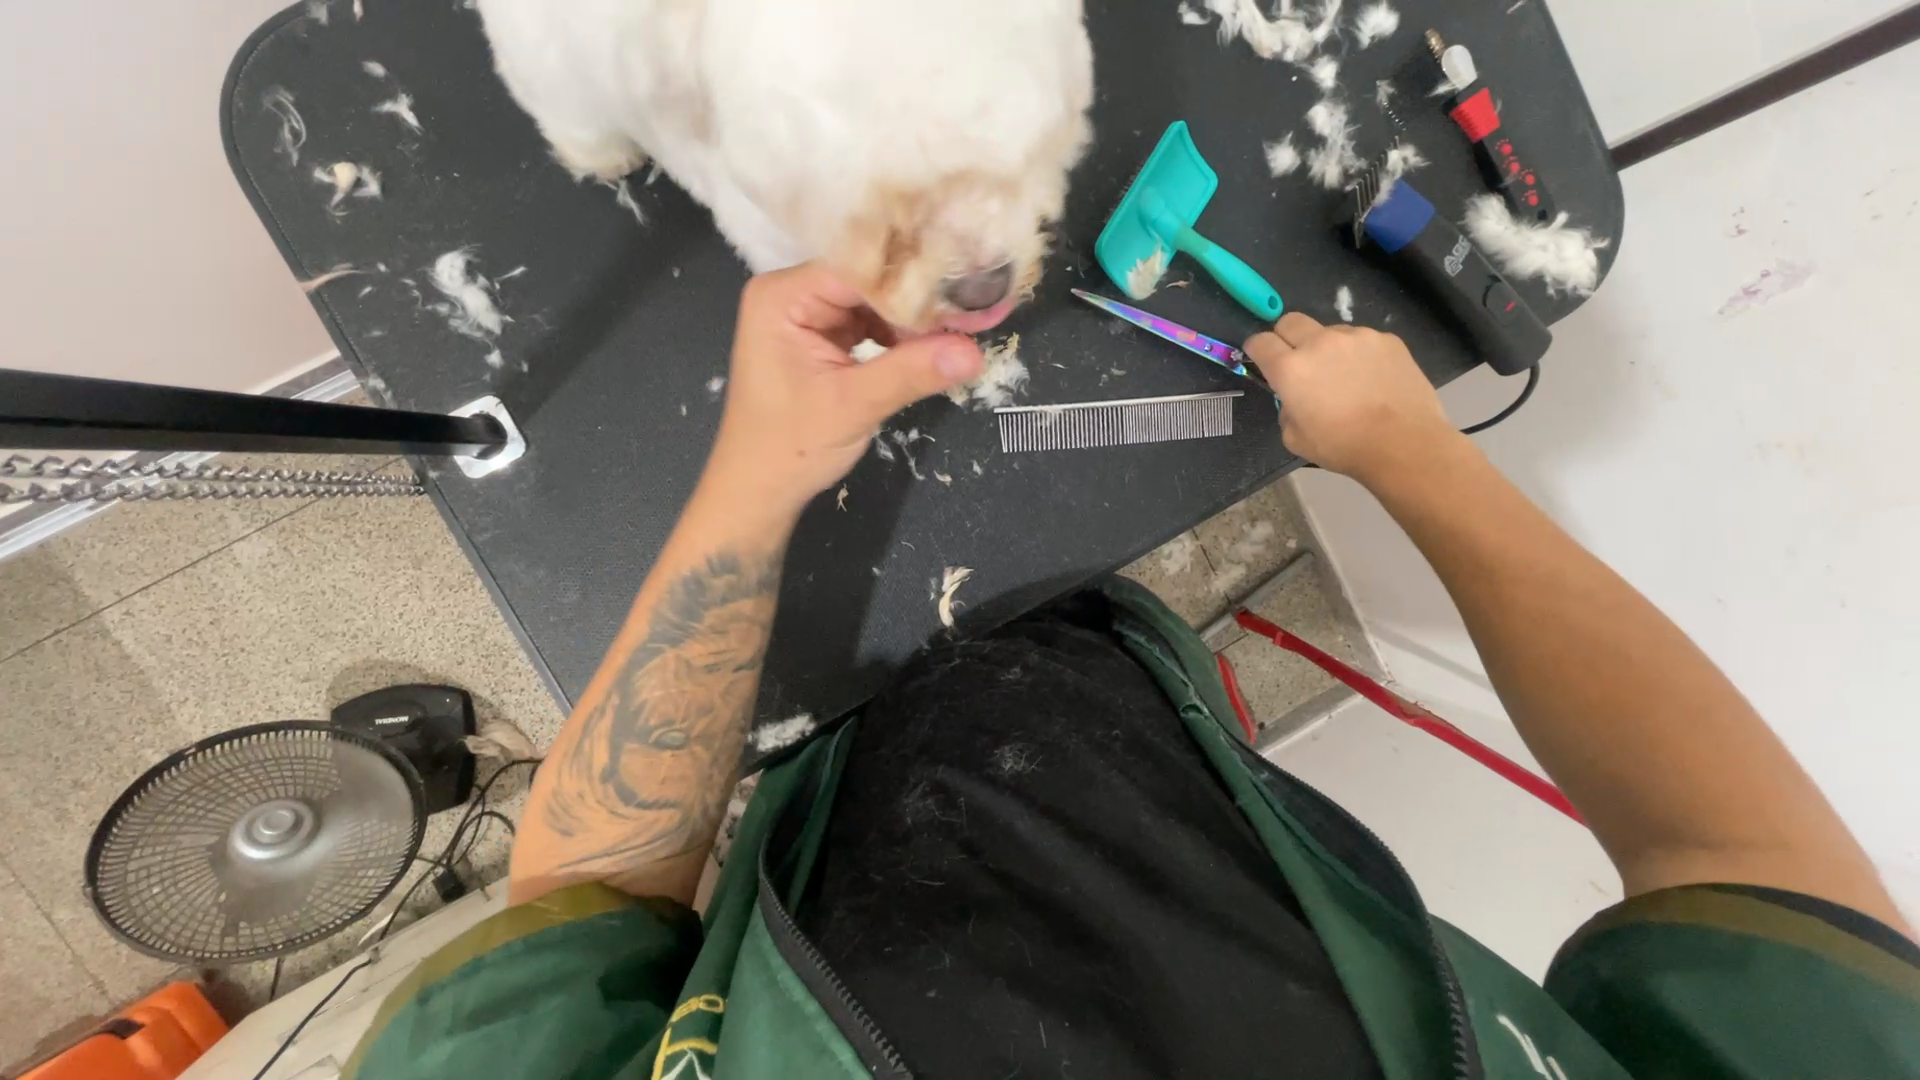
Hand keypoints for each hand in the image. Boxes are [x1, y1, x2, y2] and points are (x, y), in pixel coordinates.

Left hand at [707, 262, 984, 512]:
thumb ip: (911, 373)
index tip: (966, 293)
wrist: (759, 490)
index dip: (914, 281)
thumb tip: (974, 352)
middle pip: (869, 281)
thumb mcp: (853, 406)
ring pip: (874, 303)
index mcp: (783, 296)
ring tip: (962, 328)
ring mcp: (807, 316)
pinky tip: (932, 347)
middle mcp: (792, 294)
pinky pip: (870, 325)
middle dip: (920, 300)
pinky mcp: (821, 339)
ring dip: (915, 320)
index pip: (860, 269)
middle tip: (976, 309)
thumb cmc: (790, 448)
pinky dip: (900, 337)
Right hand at [1245, 313, 1461, 485]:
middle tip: (1297, 361)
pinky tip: (1371, 378)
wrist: (1403, 442)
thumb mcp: (1294, 437)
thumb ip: (1286, 409)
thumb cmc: (1343, 445)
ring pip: (1329, 330)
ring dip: (1326, 347)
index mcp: (1290, 368)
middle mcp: (1319, 342)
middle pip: (1290, 321)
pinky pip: (1361, 340)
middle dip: (1286, 337)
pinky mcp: (1386, 339)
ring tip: (1344, 375)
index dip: (1256, 349)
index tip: (1260, 359)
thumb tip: (1294, 398)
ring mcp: (1356, 336)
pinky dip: (1358, 354)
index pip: (1260, 342)